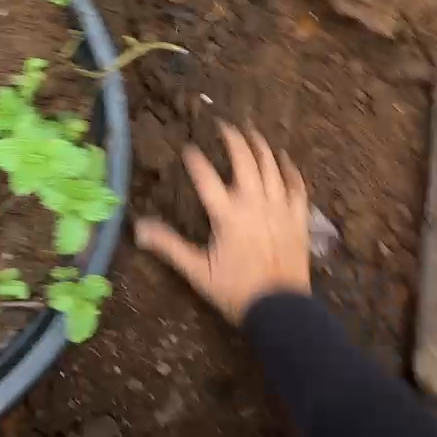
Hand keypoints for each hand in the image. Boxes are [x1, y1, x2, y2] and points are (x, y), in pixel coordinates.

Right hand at [134, 123, 310, 323]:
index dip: (195, 159)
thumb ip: (169, 246)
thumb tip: (138, 229)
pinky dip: (291, 170)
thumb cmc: (236, 291)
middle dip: (234, 138)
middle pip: (244, 160)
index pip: (205, 176)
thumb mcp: (197, 271)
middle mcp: (253, 203)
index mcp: (227, 214)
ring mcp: (279, 209)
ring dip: (261, 147)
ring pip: (271, 167)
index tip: (187, 148)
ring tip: (252, 132)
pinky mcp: (297, 219)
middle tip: (224, 125)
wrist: (281, 312)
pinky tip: (285, 159)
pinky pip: (297, 187)